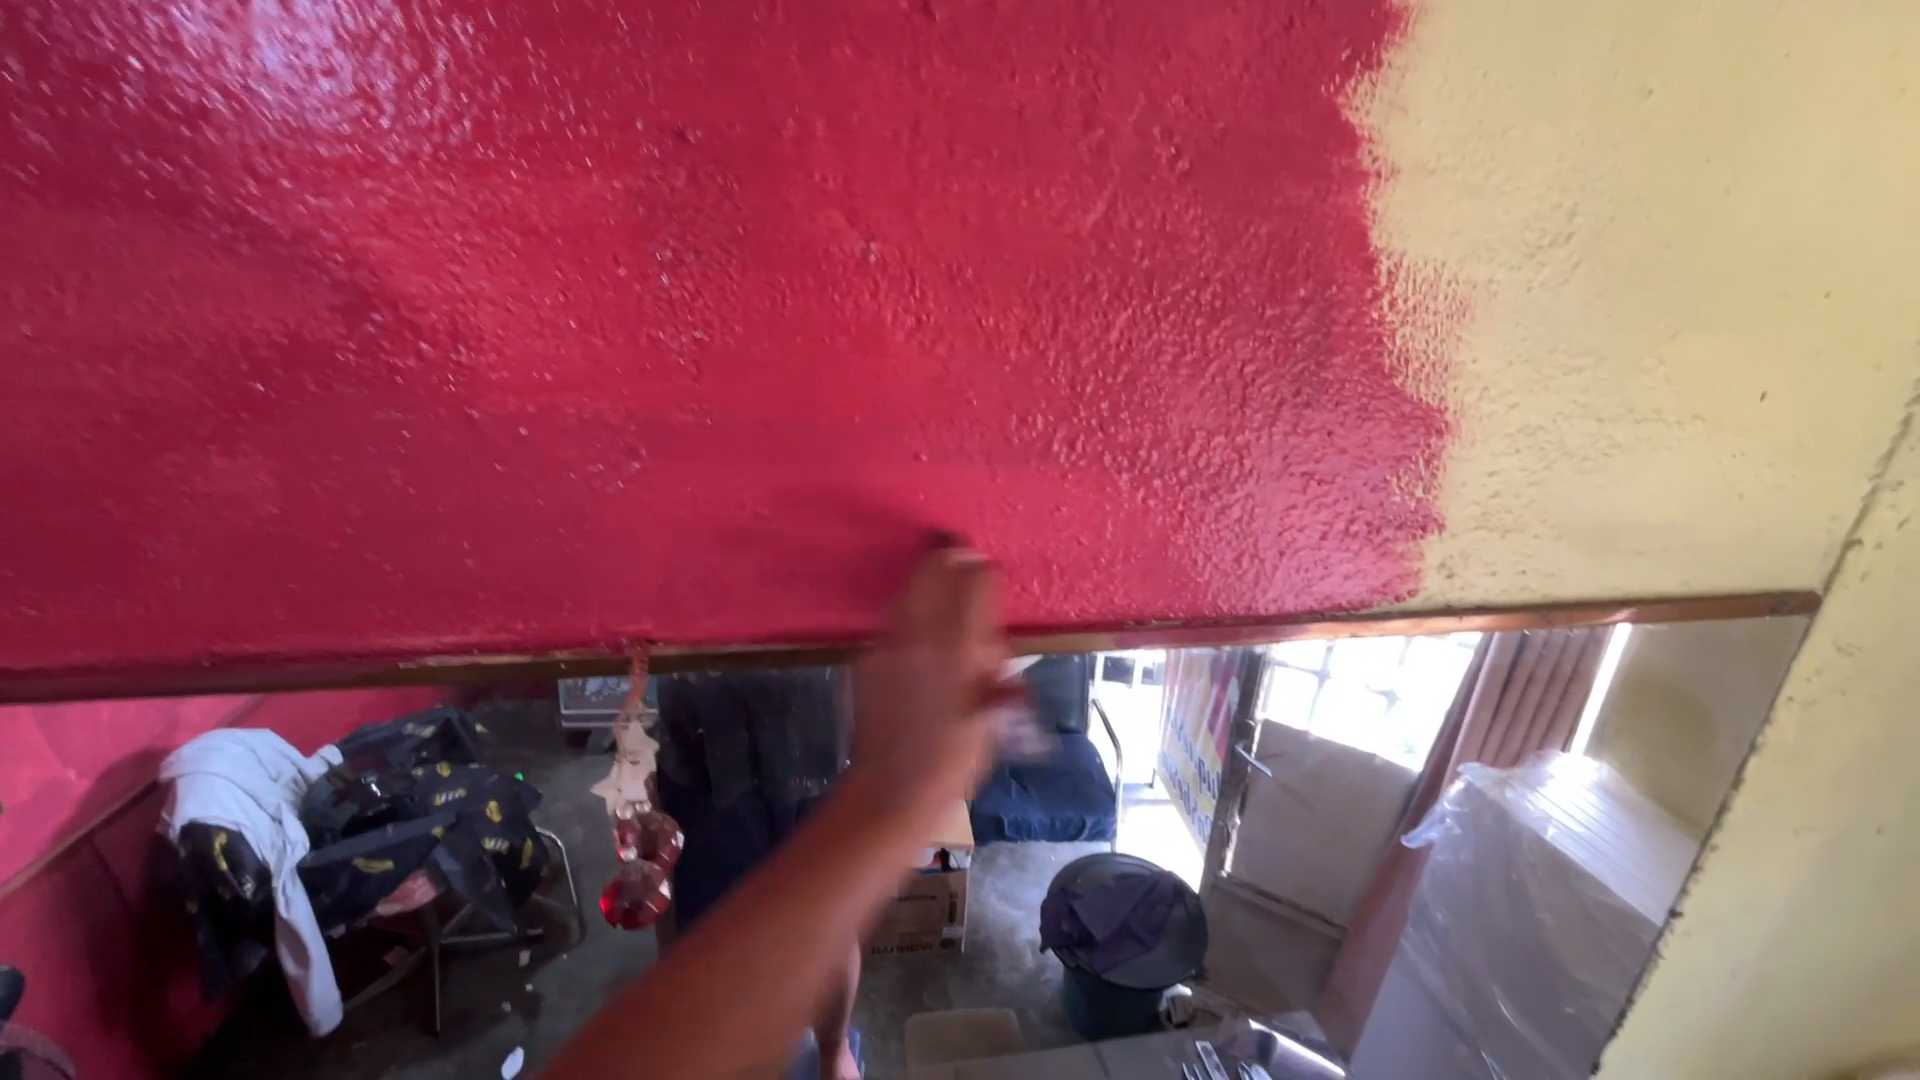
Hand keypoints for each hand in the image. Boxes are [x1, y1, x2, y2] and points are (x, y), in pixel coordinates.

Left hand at [846, 543, 1019, 825]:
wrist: (894, 789)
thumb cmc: (957, 758)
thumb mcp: (995, 712)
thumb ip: (992, 664)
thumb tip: (988, 635)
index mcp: (962, 650)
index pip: (977, 580)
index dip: (986, 570)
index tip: (989, 571)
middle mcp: (923, 636)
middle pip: (934, 567)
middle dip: (951, 557)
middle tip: (963, 560)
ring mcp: (888, 644)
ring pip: (909, 589)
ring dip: (927, 584)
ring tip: (940, 593)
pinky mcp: (866, 657)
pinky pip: (892, 623)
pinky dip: (907, 620)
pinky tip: (915, 641)